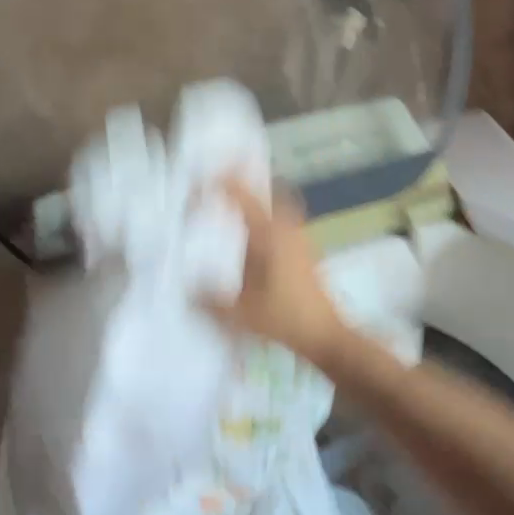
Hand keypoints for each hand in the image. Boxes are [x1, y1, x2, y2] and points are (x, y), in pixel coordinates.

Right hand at [199, 174, 350, 366]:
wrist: (328, 337)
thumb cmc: (286, 321)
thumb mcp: (239, 314)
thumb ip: (208, 300)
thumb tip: (185, 288)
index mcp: (268, 234)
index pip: (237, 194)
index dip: (211, 187)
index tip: (189, 193)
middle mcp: (285, 227)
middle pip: (263, 187)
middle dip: (238, 177)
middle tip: (214, 177)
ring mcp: (298, 238)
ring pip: (276, 202)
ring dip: (254, 198)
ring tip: (229, 200)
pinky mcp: (304, 251)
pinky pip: (281, 219)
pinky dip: (264, 215)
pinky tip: (250, 235)